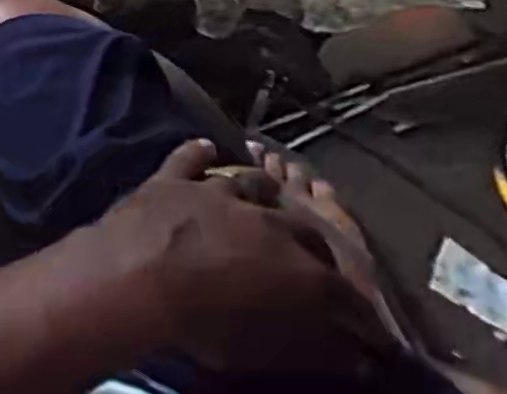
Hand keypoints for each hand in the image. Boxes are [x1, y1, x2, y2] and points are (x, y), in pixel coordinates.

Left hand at [52, 139, 396, 374]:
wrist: (135, 276)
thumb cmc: (203, 324)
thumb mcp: (266, 352)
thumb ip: (312, 349)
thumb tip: (353, 358)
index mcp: (297, 267)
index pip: (346, 295)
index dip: (362, 317)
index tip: (371, 333)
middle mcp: (263, 220)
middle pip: (301, 229)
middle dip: (315, 252)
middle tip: (315, 267)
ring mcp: (213, 191)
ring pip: (248, 183)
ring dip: (263, 193)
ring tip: (268, 202)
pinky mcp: (170, 178)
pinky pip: (188, 158)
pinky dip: (198, 152)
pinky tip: (208, 147)